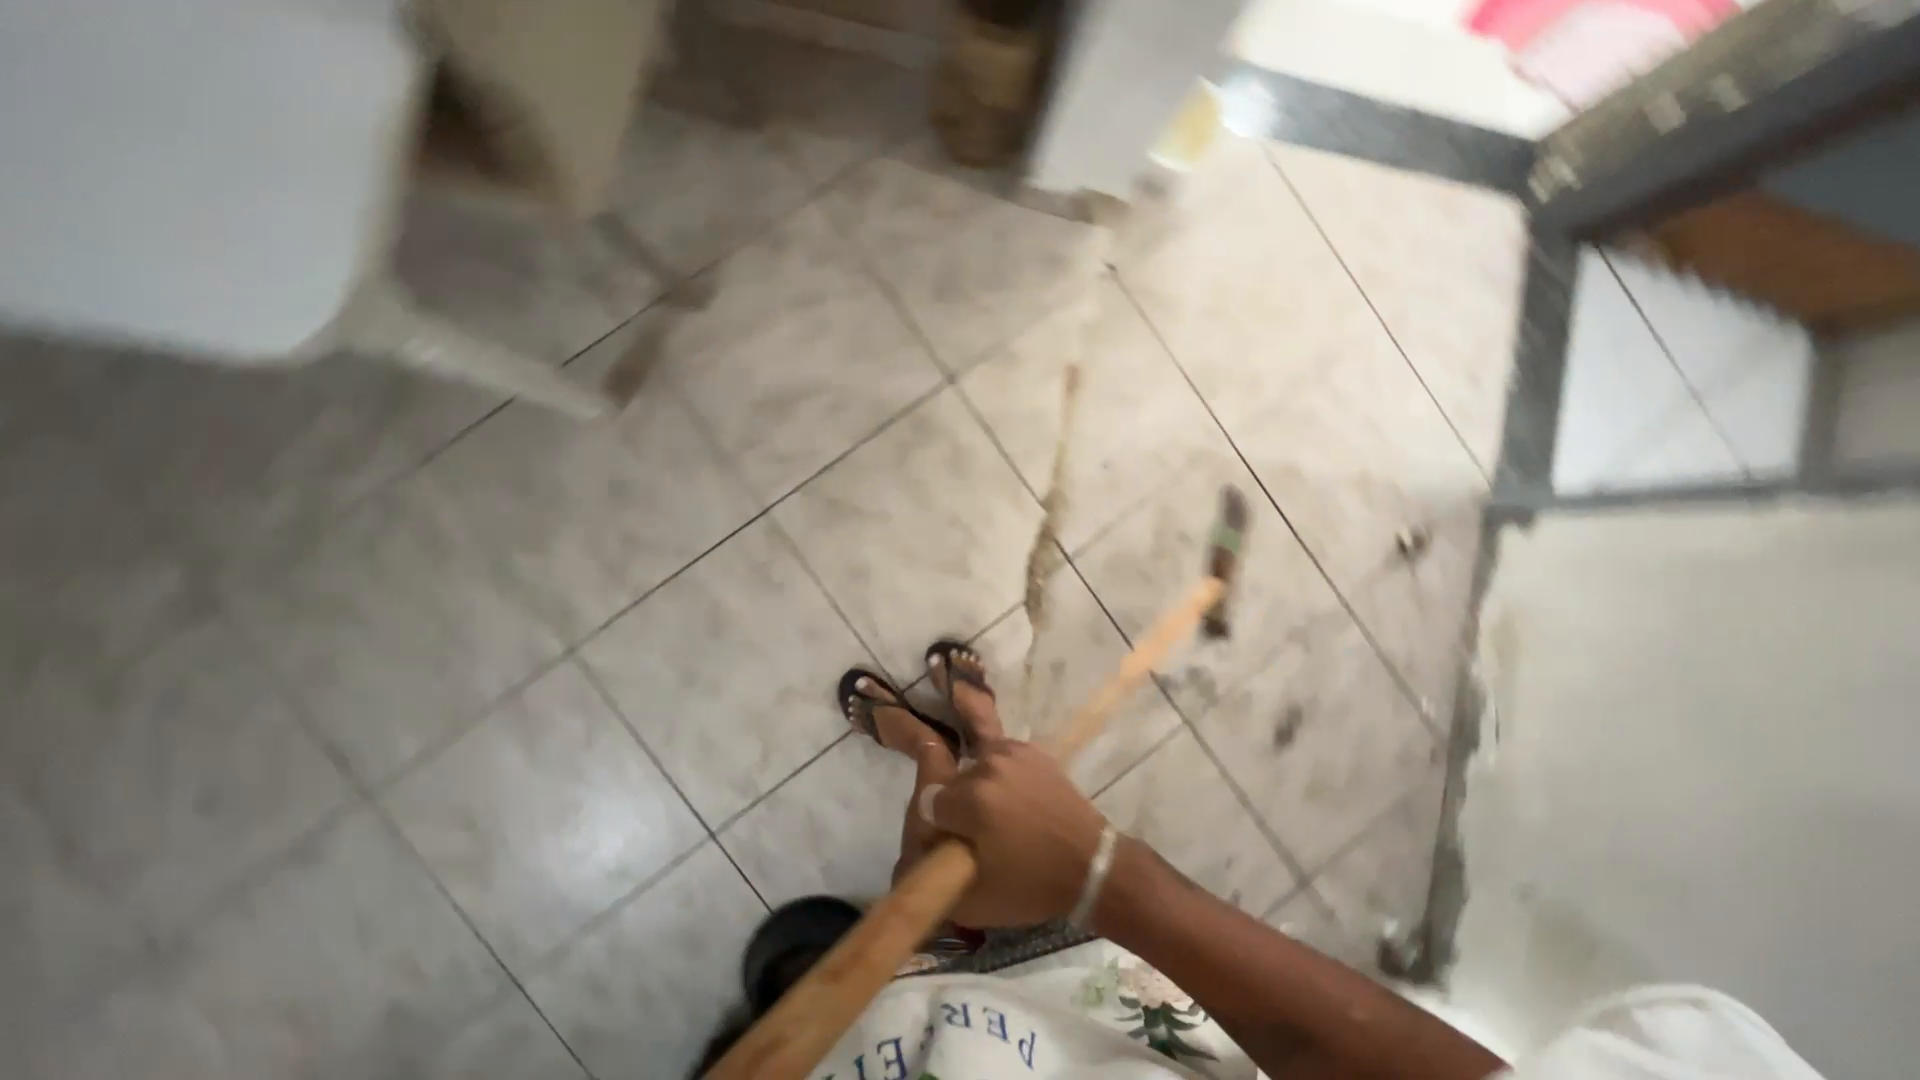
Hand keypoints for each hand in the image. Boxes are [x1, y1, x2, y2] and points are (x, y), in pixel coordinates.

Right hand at [926, 739, 1108, 926]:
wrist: (1092, 866)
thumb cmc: (1032, 886)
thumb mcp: (973, 901)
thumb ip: (931, 878)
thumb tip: (912, 861)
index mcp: (970, 800)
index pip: (928, 804)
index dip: (937, 828)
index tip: (952, 846)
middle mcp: (987, 766)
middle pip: (951, 783)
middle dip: (956, 808)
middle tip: (976, 836)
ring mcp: (1012, 752)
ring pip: (973, 767)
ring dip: (977, 789)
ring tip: (998, 818)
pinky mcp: (1031, 751)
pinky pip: (997, 757)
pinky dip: (998, 775)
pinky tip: (1011, 798)